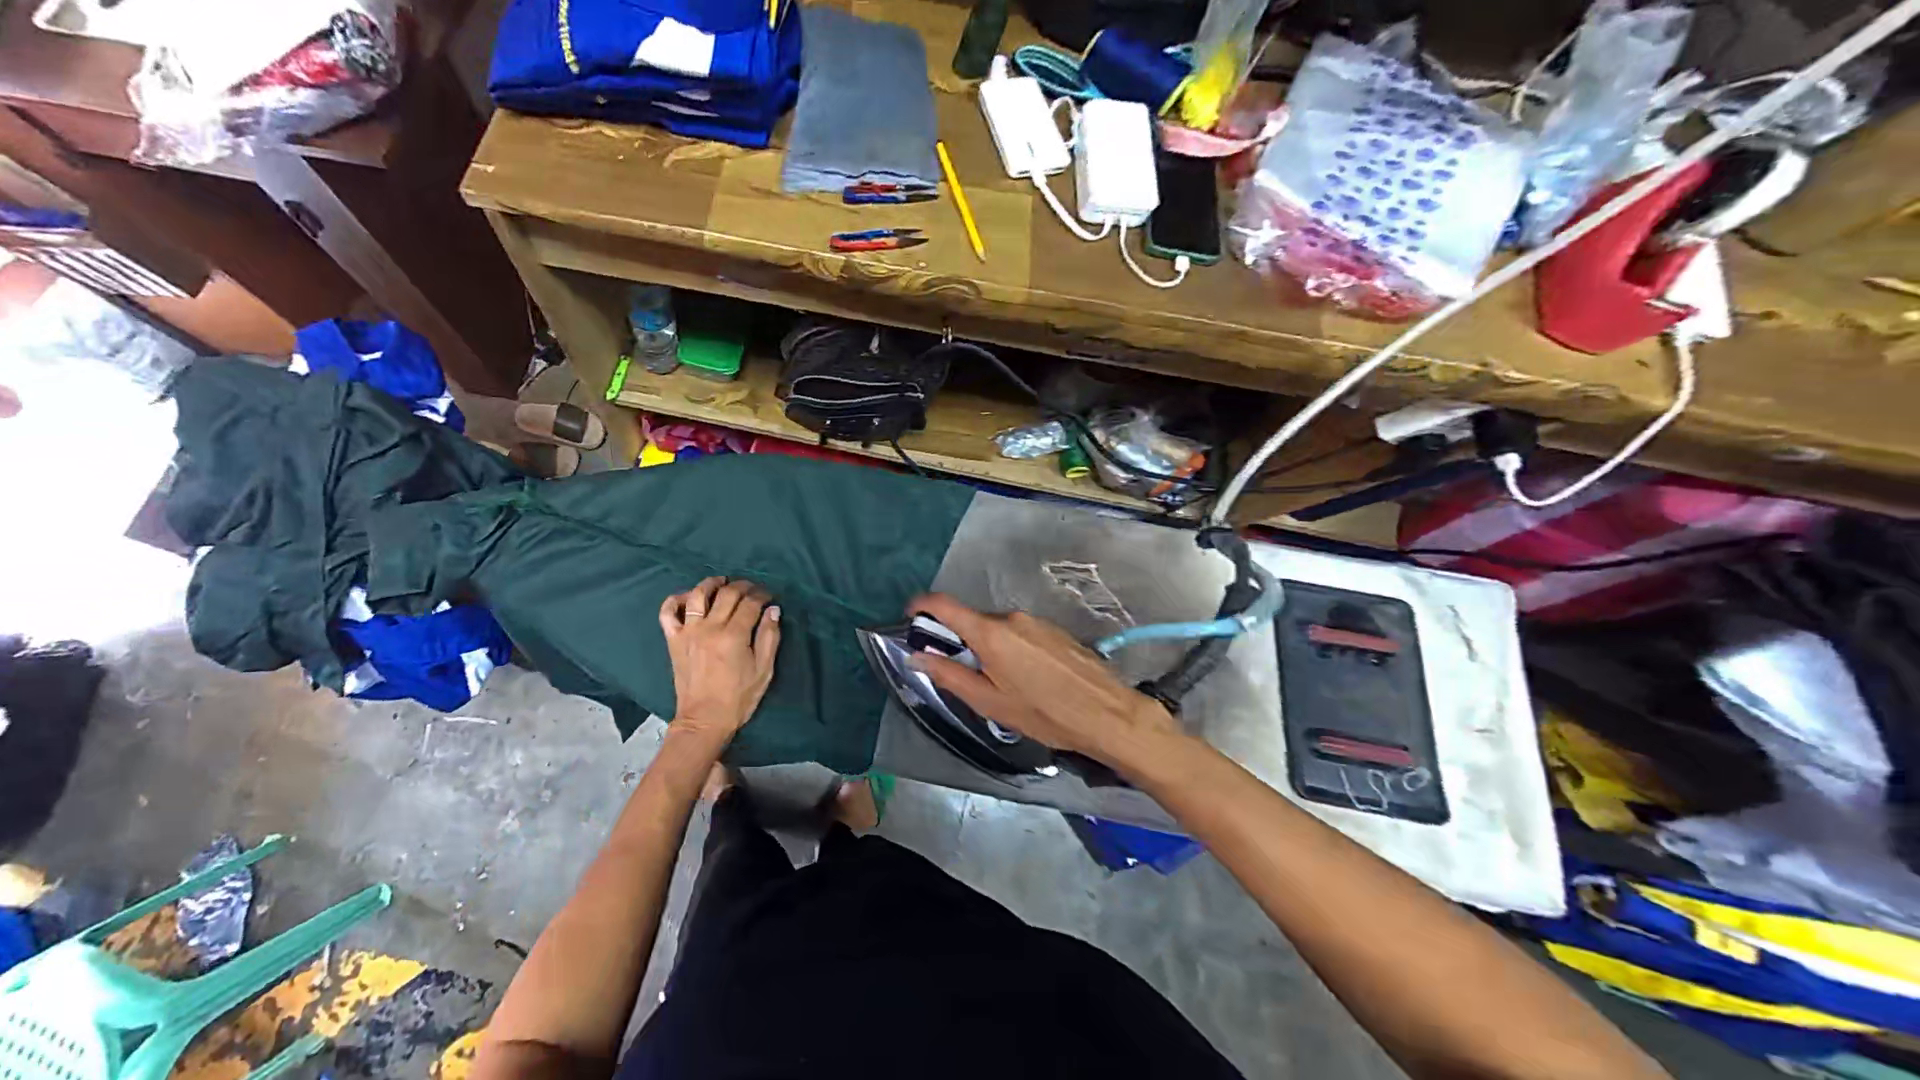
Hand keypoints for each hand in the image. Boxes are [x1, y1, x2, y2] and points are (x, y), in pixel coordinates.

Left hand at [658, 577, 780, 744]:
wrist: (704, 720)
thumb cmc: (739, 697)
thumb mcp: (764, 670)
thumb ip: (770, 637)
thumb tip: (773, 610)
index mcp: (734, 635)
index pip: (750, 603)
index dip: (762, 595)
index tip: (769, 596)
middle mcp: (710, 628)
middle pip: (727, 594)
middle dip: (743, 586)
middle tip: (752, 588)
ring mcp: (688, 632)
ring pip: (697, 595)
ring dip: (711, 583)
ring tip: (722, 582)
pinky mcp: (673, 640)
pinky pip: (667, 613)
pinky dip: (676, 600)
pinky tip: (687, 597)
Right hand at [906, 594, 1186, 775]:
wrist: (1107, 713)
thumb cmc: (1043, 714)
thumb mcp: (990, 702)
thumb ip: (950, 675)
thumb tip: (917, 655)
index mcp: (990, 633)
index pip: (944, 605)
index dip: (921, 606)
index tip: (910, 618)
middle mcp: (1012, 617)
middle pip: (973, 621)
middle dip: (961, 642)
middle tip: (965, 676)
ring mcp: (1036, 621)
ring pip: (999, 629)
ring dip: (990, 649)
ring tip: (1003, 686)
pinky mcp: (1055, 630)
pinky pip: (1021, 634)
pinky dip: (1013, 650)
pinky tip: (1028, 680)